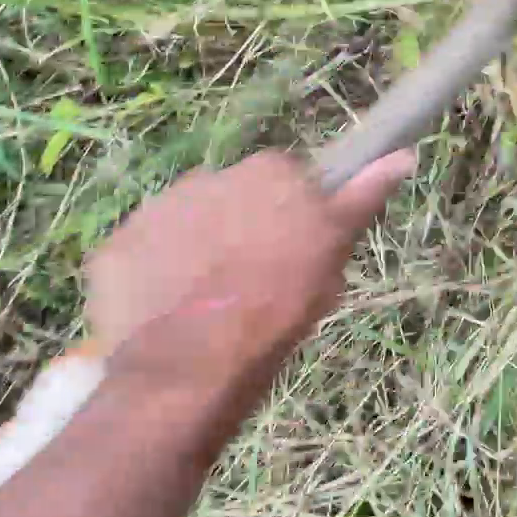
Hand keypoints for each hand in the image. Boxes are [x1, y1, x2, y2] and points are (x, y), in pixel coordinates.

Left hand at [83, 149, 414, 397]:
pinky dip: (161, 269)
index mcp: (268, 171)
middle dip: (248, 221)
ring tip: (219, 292)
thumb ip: (365, 195)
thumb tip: (403, 155)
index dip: (299, 207)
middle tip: (265, 269)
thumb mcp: (337, 246)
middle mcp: (208, 176)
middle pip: (238, 193)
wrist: (195, 361)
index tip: (305, 240)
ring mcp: (154, 211)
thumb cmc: (283, 299)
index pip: (288, 174)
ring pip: (192, 219)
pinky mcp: (113, 248)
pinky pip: (147, 251)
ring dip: (205, 243)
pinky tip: (178, 303)